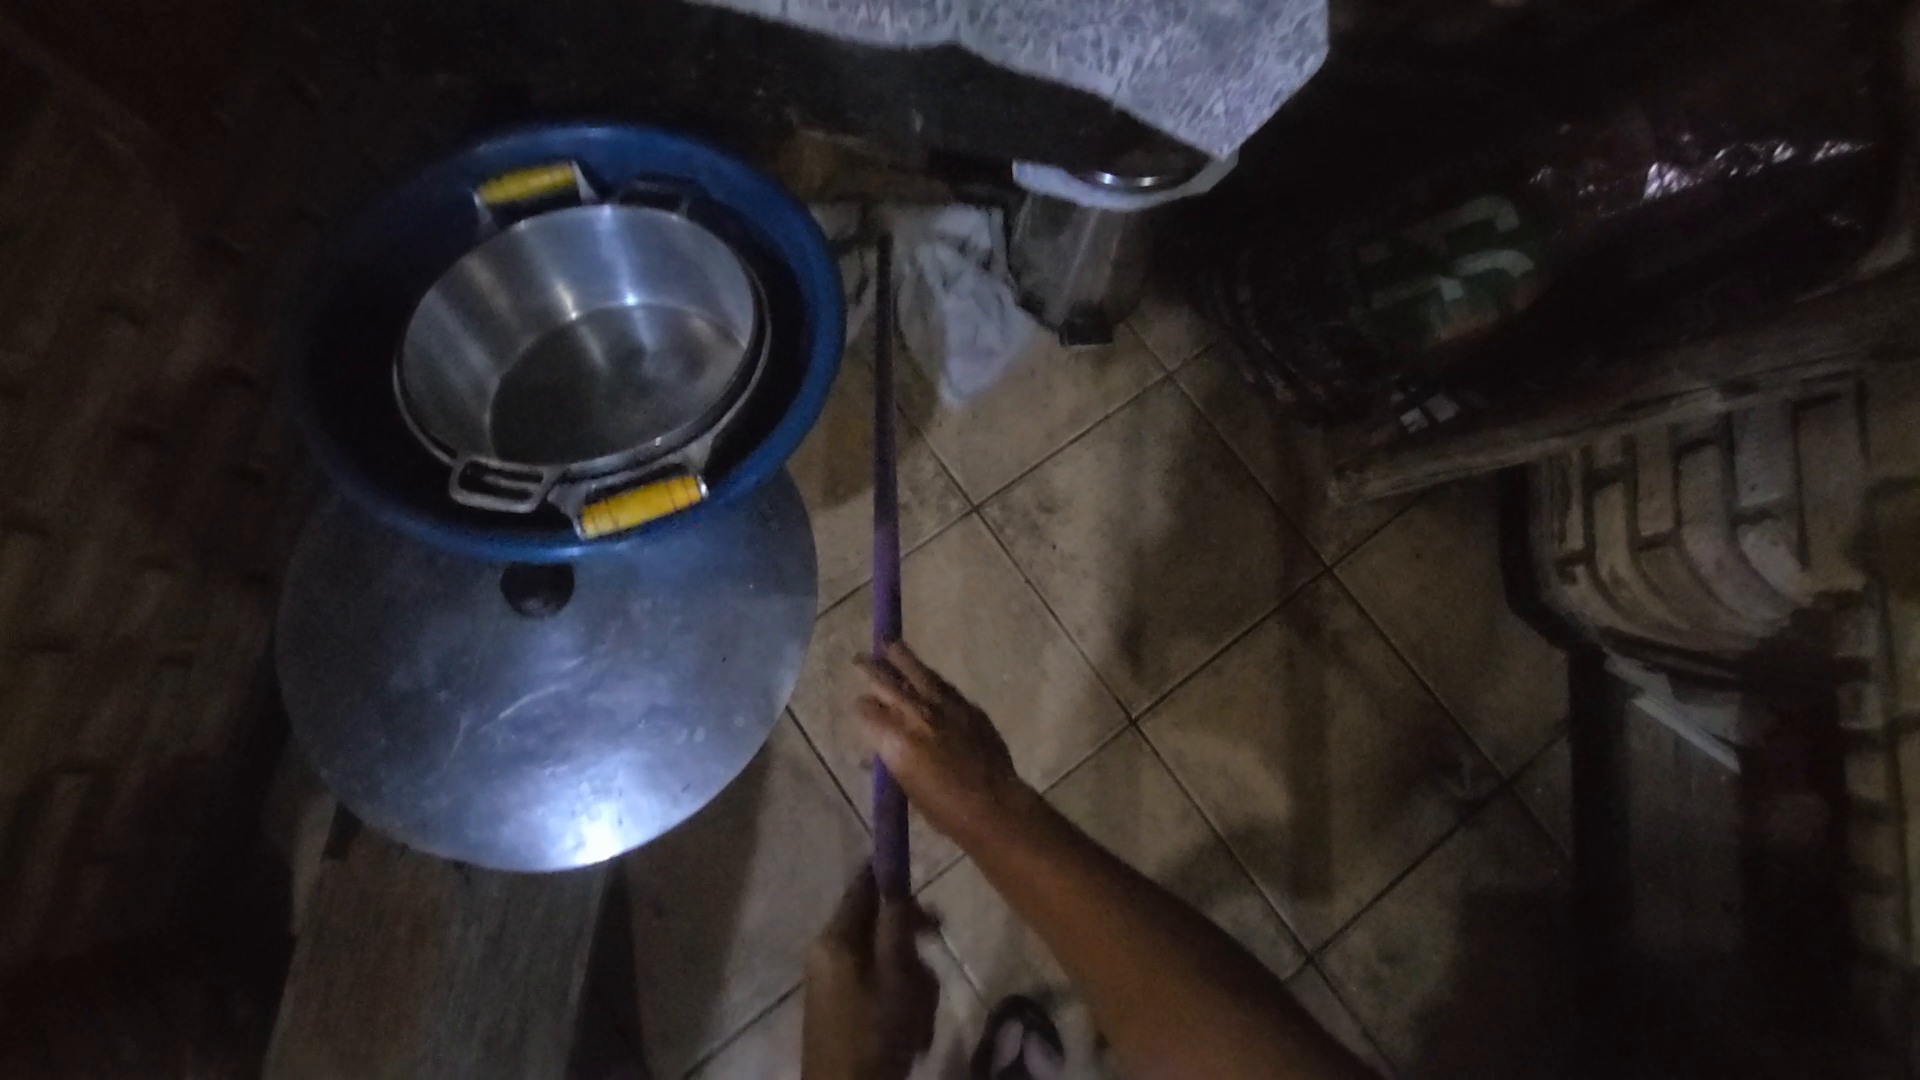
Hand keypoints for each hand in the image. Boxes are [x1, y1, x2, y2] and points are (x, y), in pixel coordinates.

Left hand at [803, 866, 939, 1079]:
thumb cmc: (872, 1035)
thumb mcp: (895, 976)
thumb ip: (896, 924)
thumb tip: (895, 877)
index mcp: (834, 939)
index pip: (863, 886)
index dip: (892, 876)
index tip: (924, 884)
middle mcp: (828, 953)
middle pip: (879, 926)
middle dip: (911, 945)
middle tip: (936, 948)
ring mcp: (832, 982)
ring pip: (885, 961)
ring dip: (912, 982)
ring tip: (921, 1015)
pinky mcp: (841, 1009)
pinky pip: (878, 988)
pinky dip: (900, 1003)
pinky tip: (912, 1034)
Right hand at [854, 642, 1036, 843]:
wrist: (993, 804)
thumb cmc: (944, 809)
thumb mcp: (906, 785)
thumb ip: (893, 756)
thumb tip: (882, 744)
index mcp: (897, 740)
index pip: (869, 711)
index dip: (862, 708)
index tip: (859, 706)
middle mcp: (918, 716)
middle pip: (888, 684)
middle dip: (871, 669)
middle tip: (860, 657)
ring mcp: (946, 707)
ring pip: (918, 674)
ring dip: (902, 658)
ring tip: (890, 644)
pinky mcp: (968, 707)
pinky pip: (943, 685)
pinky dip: (930, 678)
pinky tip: (925, 674)